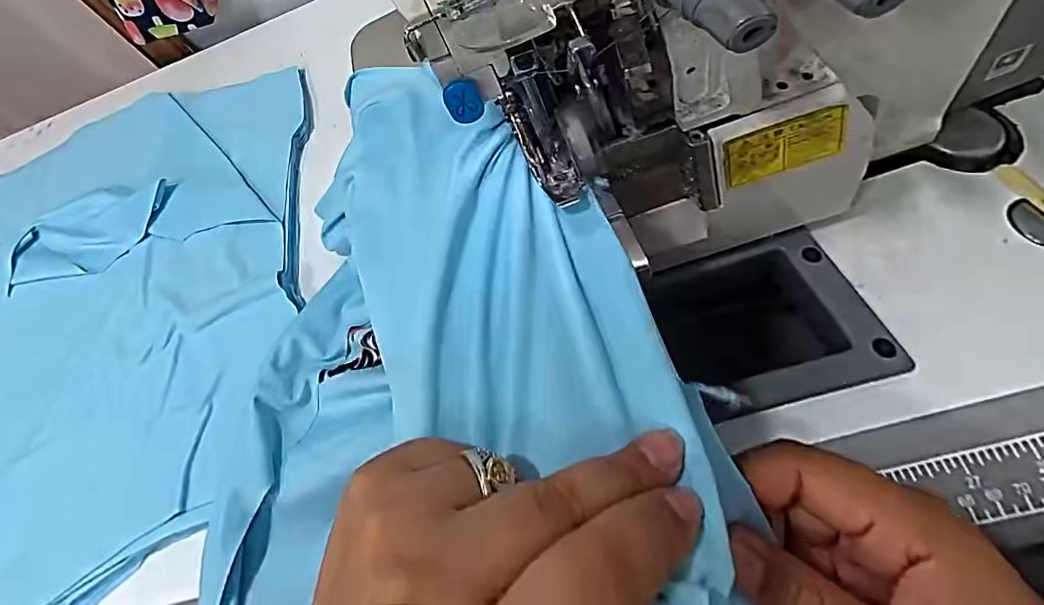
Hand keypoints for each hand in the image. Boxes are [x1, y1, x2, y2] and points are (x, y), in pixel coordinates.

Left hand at [313, 431, 701, 603]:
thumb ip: (587, 601)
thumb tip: (639, 538)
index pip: (586, 571)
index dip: (643, 533)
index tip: (681, 502)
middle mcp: (429, 579)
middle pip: (541, 508)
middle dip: (610, 482)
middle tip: (657, 456)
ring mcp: (387, 526)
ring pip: (492, 470)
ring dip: (520, 494)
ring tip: (522, 530)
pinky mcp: (361, 491)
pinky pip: (442, 453)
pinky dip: (464, 478)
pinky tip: (460, 517)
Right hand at [730, 441, 1041, 604]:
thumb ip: (804, 587)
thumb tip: (731, 543)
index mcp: (908, 517)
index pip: (795, 465)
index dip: (739, 483)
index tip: (699, 513)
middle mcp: (896, 525)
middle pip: (789, 497)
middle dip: (745, 525)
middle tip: (710, 558)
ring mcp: (891, 558)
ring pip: (795, 534)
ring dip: (761, 557)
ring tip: (730, 579)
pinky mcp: (886, 587)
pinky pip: (817, 566)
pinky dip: (785, 580)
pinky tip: (759, 591)